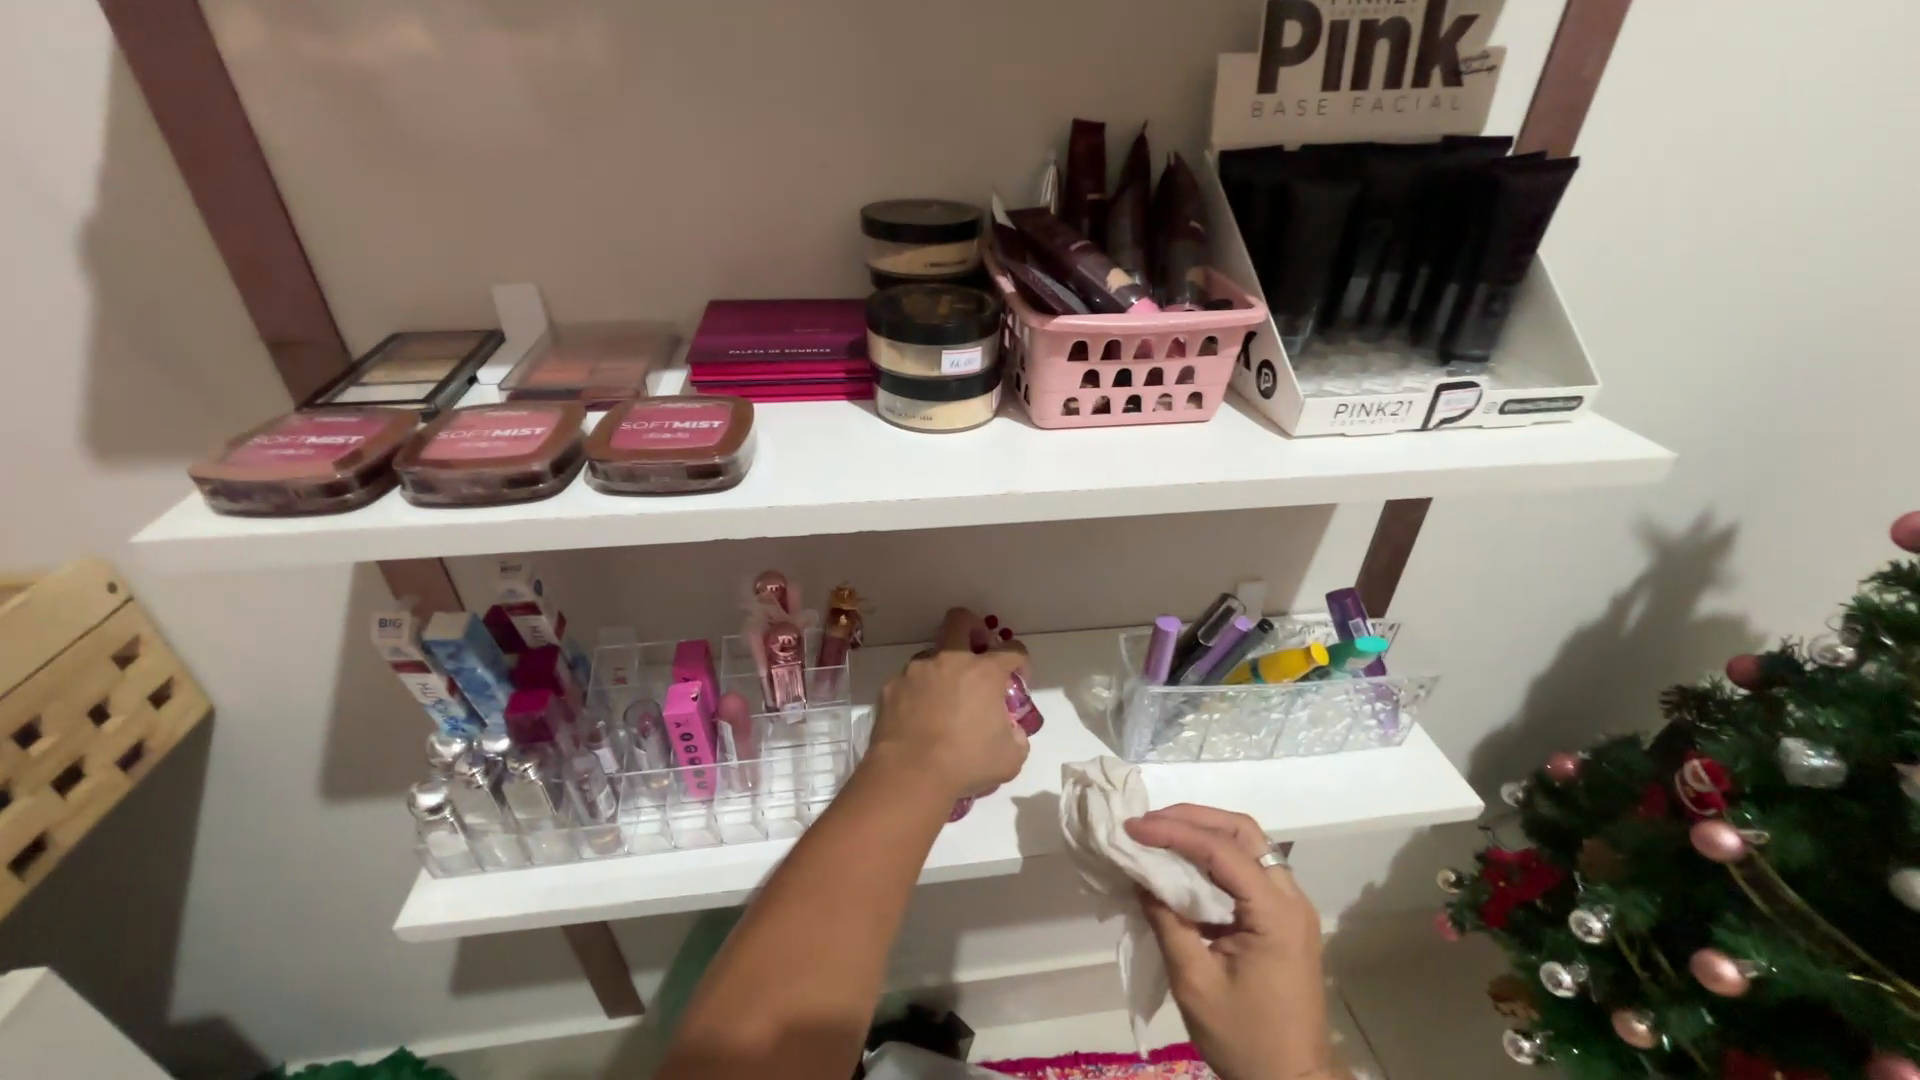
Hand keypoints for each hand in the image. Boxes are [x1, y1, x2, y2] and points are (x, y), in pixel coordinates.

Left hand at [868, 608, 1030, 802]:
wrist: (909, 774)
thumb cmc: (966, 763)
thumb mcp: (1010, 757)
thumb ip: (1017, 737)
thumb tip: (1012, 732)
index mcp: (984, 672)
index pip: (1012, 650)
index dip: (1021, 662)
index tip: (1018, 680)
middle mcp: (949, 661)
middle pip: (960, 620)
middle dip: (973, 629)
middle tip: (978, 653)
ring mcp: (916, 671)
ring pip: (932, 655)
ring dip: (943, 669)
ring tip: (944, 702)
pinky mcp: (891, 687)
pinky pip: (909, 681)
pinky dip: (918, 693)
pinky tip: (919, 718)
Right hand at [1126, 805, 1333, 1079]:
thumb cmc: (1244, 1038)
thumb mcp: (1195, 982)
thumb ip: (1167, 921)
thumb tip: (1141, 877)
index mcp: (1275, 913)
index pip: (1222, 851)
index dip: (1174, 832)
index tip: (1133, 828)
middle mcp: (1290, 898)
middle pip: (1242, 832)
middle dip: (1191, 818)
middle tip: (1147, 823)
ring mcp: (1290, 906)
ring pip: (1247, 844)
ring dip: (1202, 833)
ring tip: (1158, 836)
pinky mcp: (1281, 917)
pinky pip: (1247, 869)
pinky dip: (1212, 857)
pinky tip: (1180, 865)